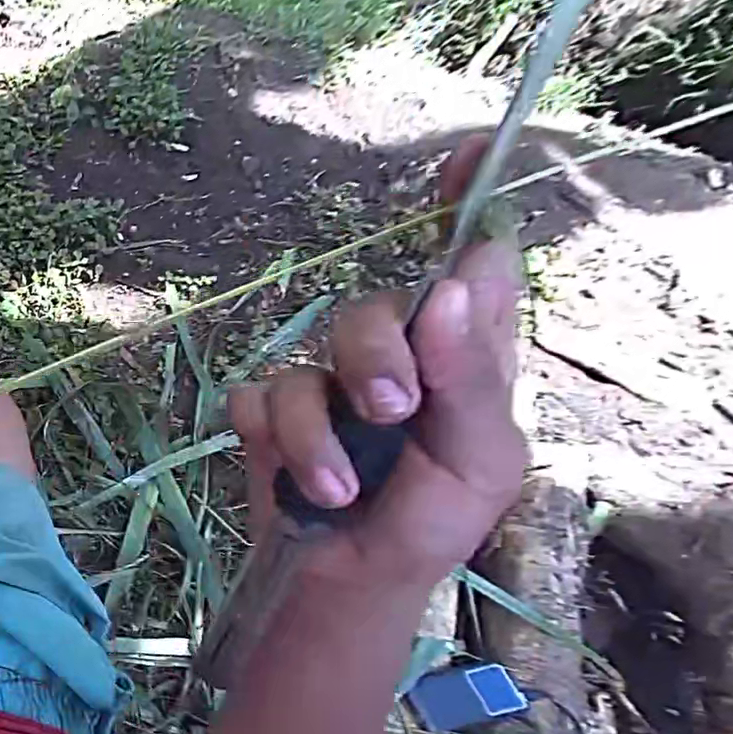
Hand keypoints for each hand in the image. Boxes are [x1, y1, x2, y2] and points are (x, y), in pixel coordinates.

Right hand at [228, 139, 526, 589]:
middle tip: (389, 410)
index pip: (468, 271)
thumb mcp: (477, 459)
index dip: (466, 211)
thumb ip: (469, 375)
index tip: (469, 154)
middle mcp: (387, 362)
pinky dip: (273, 440)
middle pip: (370, 309)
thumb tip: (457, 280)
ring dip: (317, 433)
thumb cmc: (425, 526)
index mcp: (456, 364)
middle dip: (375, 357)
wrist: (341, 579)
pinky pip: (254, 400)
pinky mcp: (265, 416)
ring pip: (302, 369)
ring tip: (337, 488)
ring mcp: (319, 389)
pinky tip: (290, 476)